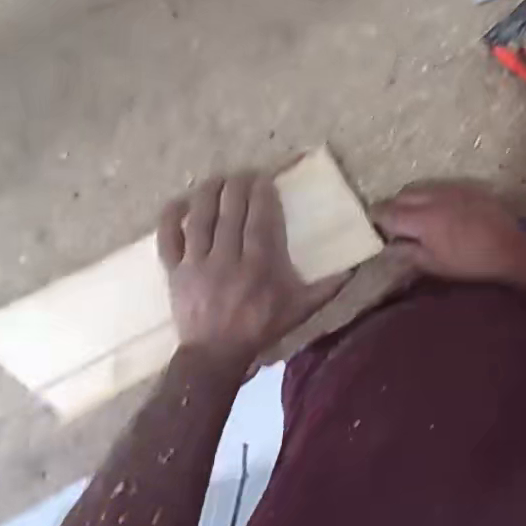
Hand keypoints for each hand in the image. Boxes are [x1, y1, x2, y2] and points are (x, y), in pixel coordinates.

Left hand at [159, 171, 349, 371]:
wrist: (216, 353)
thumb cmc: (263, 326)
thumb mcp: (303, 308)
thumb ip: (329, 286)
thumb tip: (357, 268)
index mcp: (260, 265)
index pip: (259, 220)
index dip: (261, 195)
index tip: (264, 178)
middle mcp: (227, 259)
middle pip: (230, 213)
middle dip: (237, 187)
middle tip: (244, 172)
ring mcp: (197, 264)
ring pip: (200, 220)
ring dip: (208, 194)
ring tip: (217, 178)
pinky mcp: (174, 272)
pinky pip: (168, 239)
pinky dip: (171, 218)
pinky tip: (179, 201)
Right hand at [372, 182, 525, 283]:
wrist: (512, 249)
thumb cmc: (471, 262)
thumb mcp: (434, 265)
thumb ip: (407, 252)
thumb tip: (387, 246)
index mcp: (422, 218)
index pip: (386, 211)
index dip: (376, 219)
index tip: (375, 228)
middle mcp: (434, 197)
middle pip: (401, 195)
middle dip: (394, 207)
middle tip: (395, 224)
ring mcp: (453, 188)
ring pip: (421, 187)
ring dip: (413, 199)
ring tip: (417, 217)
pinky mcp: (469, 187)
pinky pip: (441, 186)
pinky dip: (433, 195)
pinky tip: (440, 211)